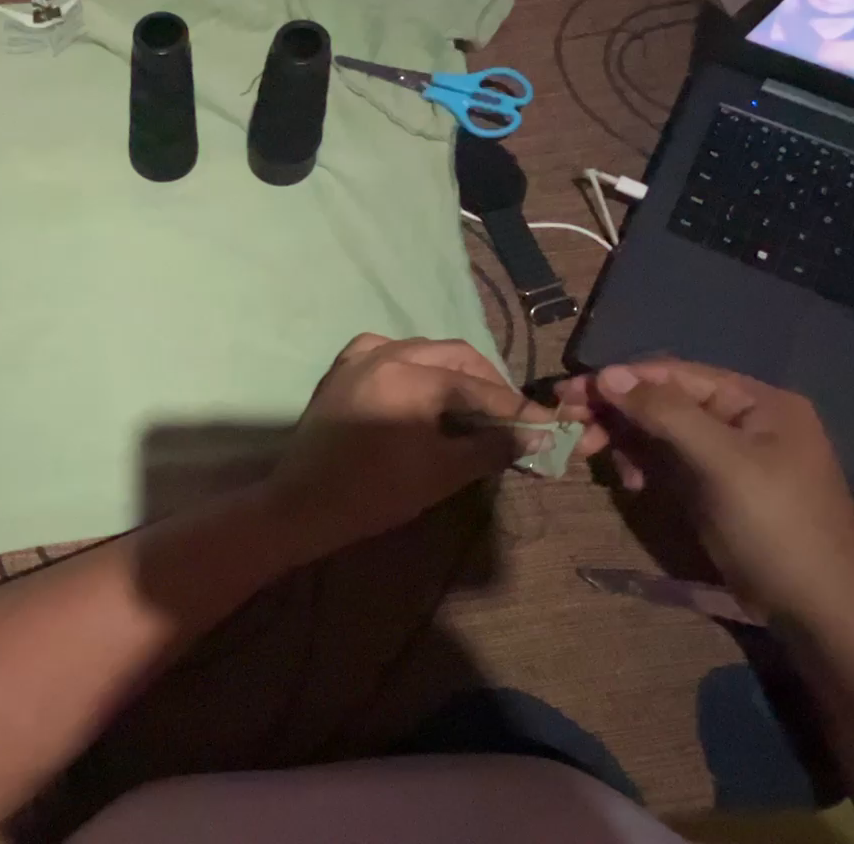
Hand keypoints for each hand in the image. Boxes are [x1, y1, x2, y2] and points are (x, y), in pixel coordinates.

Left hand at [260, 334, 553, 553]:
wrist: (305, 503)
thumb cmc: (376, 491)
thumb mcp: (443, 472)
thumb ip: (492, 446)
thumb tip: (534, 435)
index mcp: (411, 375)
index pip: (478, 387)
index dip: (517, 409)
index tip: (548, 426)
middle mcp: (384, 353)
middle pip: (453, 356)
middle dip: (487, 383)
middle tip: (510, 416)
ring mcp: (357, 359)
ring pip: (421, 350)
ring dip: (452, 371)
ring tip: (472, 404)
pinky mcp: (339, 372)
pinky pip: (385, 353)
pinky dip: (412, 365)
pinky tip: (421, 387)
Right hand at [556, 360, 853, 629]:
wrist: (819, 609)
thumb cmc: (775, 525)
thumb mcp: (722, 462)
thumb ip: (666, 413)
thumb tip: (606, 374)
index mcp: (757, 403)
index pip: (674, 374)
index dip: (619, 379)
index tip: (568, 393)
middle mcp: (741, 420)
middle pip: (661, 399)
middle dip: (614, 410)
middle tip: (568, 424)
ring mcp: (725, 454)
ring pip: (655, 429)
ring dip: (620, 438)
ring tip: (589, 454)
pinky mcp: (710, 484)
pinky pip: (662, 459)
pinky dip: (637, 464)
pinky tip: (628, 483)